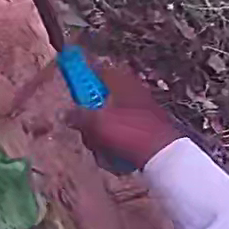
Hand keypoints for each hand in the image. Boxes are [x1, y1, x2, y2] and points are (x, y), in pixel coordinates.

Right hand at [68, 62, 183, 170]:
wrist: (164, 155)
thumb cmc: (128, 132)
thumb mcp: (96, 123)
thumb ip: (78, 116)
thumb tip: (64, 114)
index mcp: (120, 81)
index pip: (95, 70)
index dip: (81, 78)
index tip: (73, 93)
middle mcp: (131, 92)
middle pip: (99, 101)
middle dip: (90, 121)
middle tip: (89, 133)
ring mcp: (139, 112)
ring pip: (109, 122)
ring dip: (102, 138)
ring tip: (104, 151)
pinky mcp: (145, 129)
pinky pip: (121, 135)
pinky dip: (116, 146)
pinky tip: (116, 158)